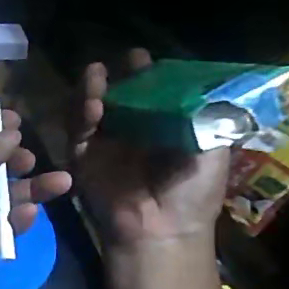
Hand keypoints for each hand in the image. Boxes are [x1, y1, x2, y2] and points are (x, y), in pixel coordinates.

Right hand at [71, 49, 231, 252]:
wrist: (161, 231)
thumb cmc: (192, 193)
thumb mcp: (212, 147)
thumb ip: (205, 113)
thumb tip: (200, 79)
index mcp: (160, 127)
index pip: (148, 92)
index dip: (145, 74)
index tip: (141, 58)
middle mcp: (130, 132)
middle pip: (115, 94)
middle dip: (115, 76)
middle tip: (118, 62)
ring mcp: (103, 144)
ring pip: (90, 107)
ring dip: (92, 89)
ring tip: (96, 73)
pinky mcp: (81, 158)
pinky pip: (77, 131)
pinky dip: (81, 114)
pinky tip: (92, 105)